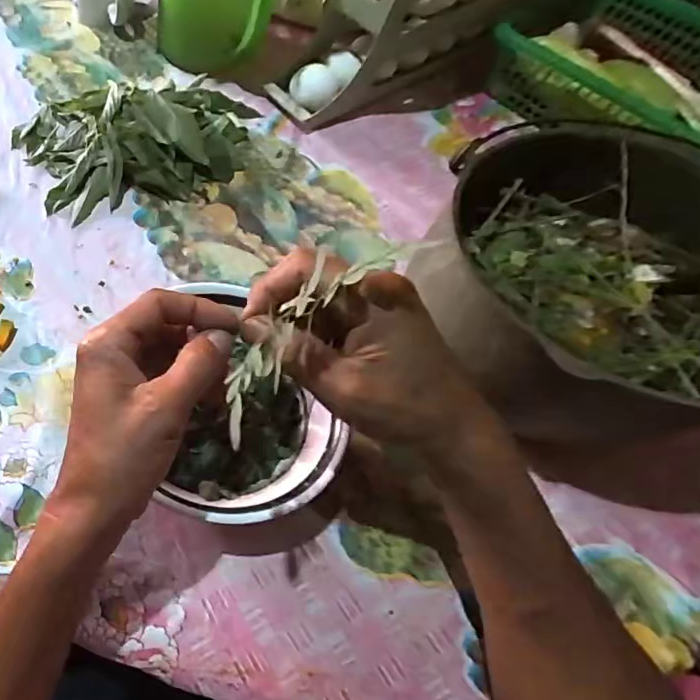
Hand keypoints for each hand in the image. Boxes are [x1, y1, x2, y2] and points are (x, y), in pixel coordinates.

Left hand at [44, 290, 238, 549]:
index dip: (200, 308)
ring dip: (196, 361)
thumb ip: (198, 362)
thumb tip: (223, 334)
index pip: (158, 303)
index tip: (237, 327)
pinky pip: (158, 373)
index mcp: (107, 342)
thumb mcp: (166, 405)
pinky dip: (185, 380)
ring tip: (224, 385)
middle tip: (234, 360)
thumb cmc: (125, 454)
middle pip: (161, 324)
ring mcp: (114, 373)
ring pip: (163, 349)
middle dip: (199, 337)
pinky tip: (209, 399)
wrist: (94, 506)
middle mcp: (106, 349)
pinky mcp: (123, 395)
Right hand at [242, 249, 498, 462]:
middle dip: (274, 304)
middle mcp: (373, 286)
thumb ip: (292, 351)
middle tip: (256, 340)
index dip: (269, 287)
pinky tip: (293, 352)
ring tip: (271, 349)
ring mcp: (374, 301)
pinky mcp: (371, 318)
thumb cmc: (401, 409)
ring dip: (286, 318)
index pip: (305, 266)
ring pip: (312, 294)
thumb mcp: (339, 384)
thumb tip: (247, 326)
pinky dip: (303, 328)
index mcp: (372, 293)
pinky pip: (325, 312)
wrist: (452, 434)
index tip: (250, 324)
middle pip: (306, 276)